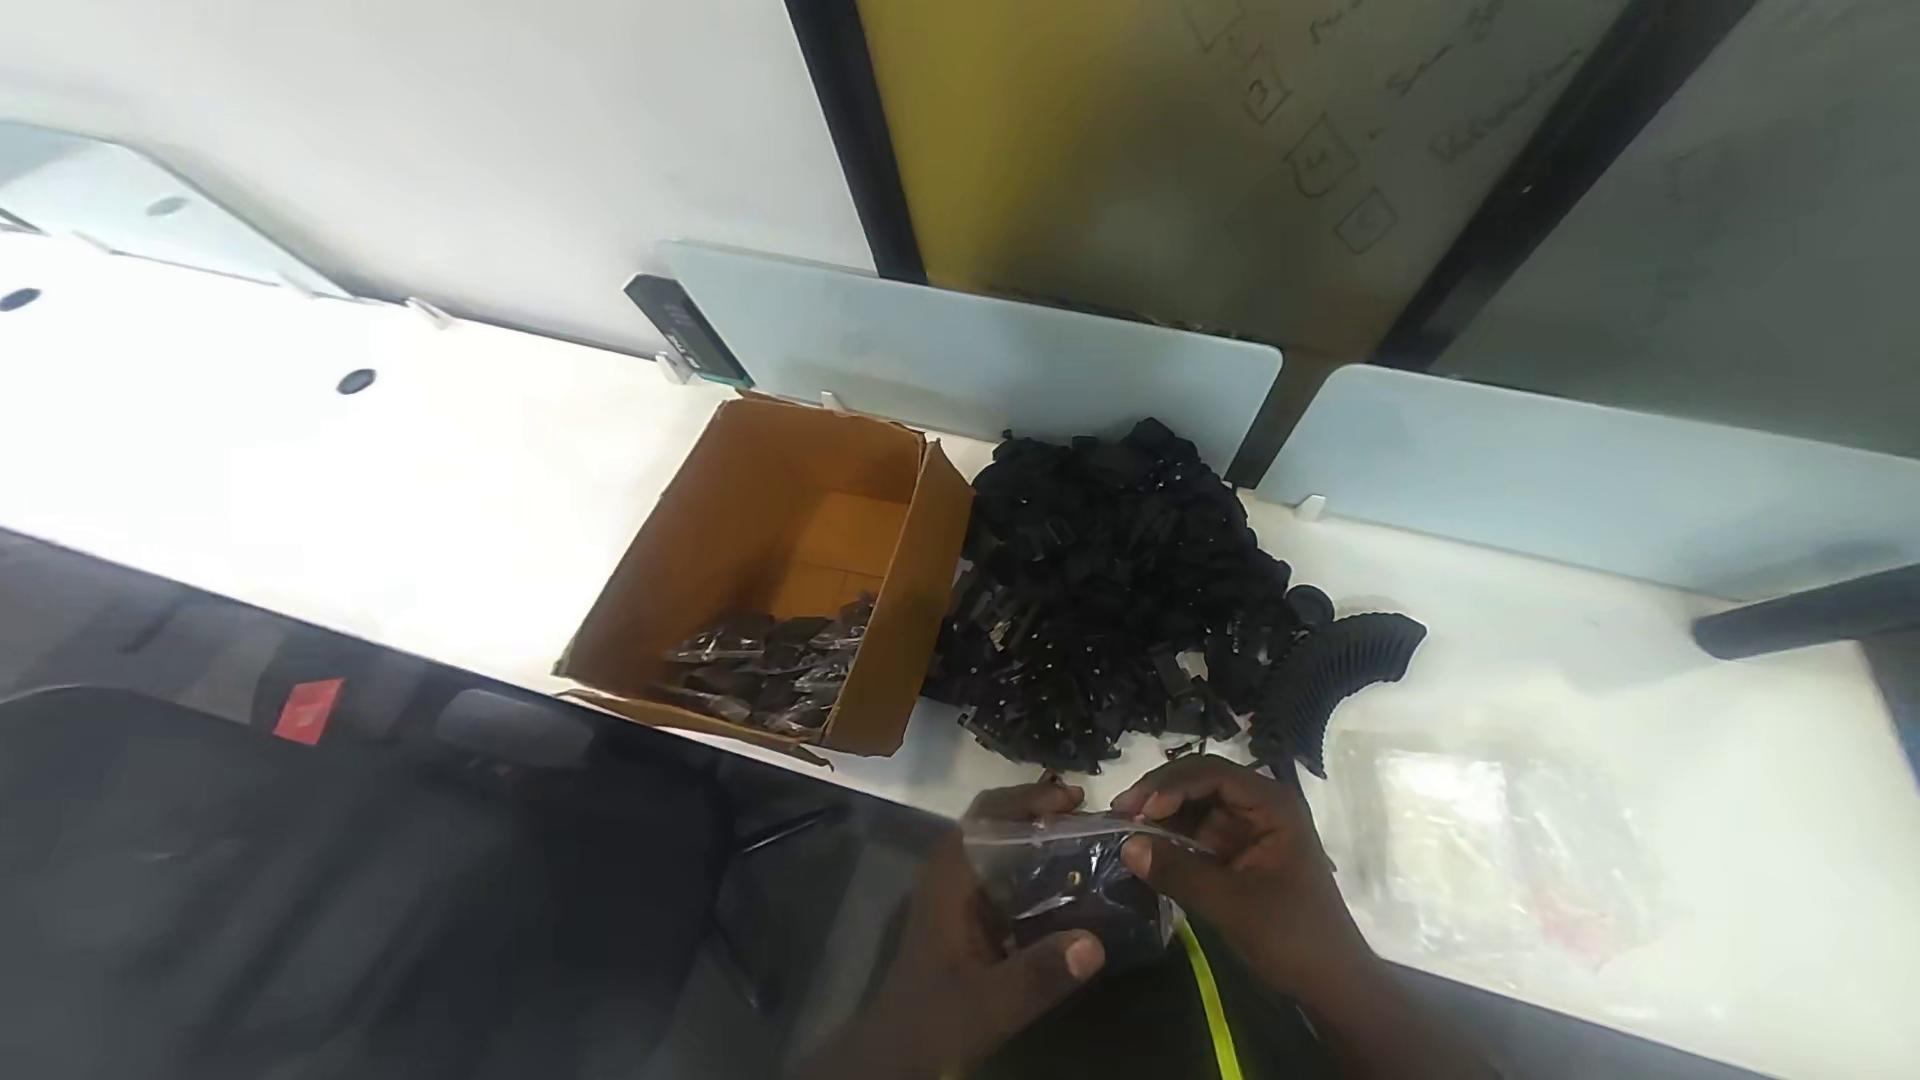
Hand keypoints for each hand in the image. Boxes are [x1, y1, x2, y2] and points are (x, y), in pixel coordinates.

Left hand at [793, 781, 1105, 1079]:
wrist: (893, 1051)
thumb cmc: (933, 1020)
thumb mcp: (988, 1004)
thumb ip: (1038, 975)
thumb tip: (1095, 943)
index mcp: (950, 872)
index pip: (989, 813)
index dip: (1029, 799)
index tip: (1073, 800)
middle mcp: (951, 867)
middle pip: (993, 818)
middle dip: (1036, 808)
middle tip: (1084, 811)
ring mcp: (955, 886)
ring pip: (997, 839)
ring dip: (1034, 831)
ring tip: (1081, 834)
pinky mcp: (964, 908)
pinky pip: (1000, 867)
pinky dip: (1029, 858)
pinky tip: (1062, 876)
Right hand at [1112, 754, 1370, 995]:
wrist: (1333, 987)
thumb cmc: (1293, 940)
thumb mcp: (1233, 906)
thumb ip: (1179, 871)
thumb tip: (1126, 846)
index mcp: (1272, 804)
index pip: (1212, 773)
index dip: (1172, 785)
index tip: (1140, 810)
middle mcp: (1259, 803)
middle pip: (1199, 779)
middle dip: (1160, 792)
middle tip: (1121, 812)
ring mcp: (1246, 823)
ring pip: (1192, 800)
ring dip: (1160, 810)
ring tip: (1126, 825)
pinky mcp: (1235, 845)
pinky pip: (1194, 826)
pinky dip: (1169, 831)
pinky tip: (1145, 841)